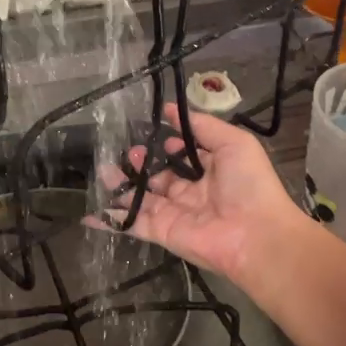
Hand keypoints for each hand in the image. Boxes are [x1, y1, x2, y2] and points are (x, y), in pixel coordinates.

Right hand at [95, 104, 310, 280]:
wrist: (256, 235)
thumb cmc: (250, 184)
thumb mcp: (234, 142)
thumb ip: (201, 126)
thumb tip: (170, 110)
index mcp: (211, 171)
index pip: (183, 156)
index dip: (167, 144)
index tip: (152, 131)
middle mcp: (191, 192)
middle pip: (158, 177)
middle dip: (141, 163)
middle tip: (128, 152)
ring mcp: (174, 214)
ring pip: (142, 198)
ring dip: (122, 186)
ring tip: (105, 171)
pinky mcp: (162, 233)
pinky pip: (133, 224)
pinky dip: (111, 221)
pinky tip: (90, 213)